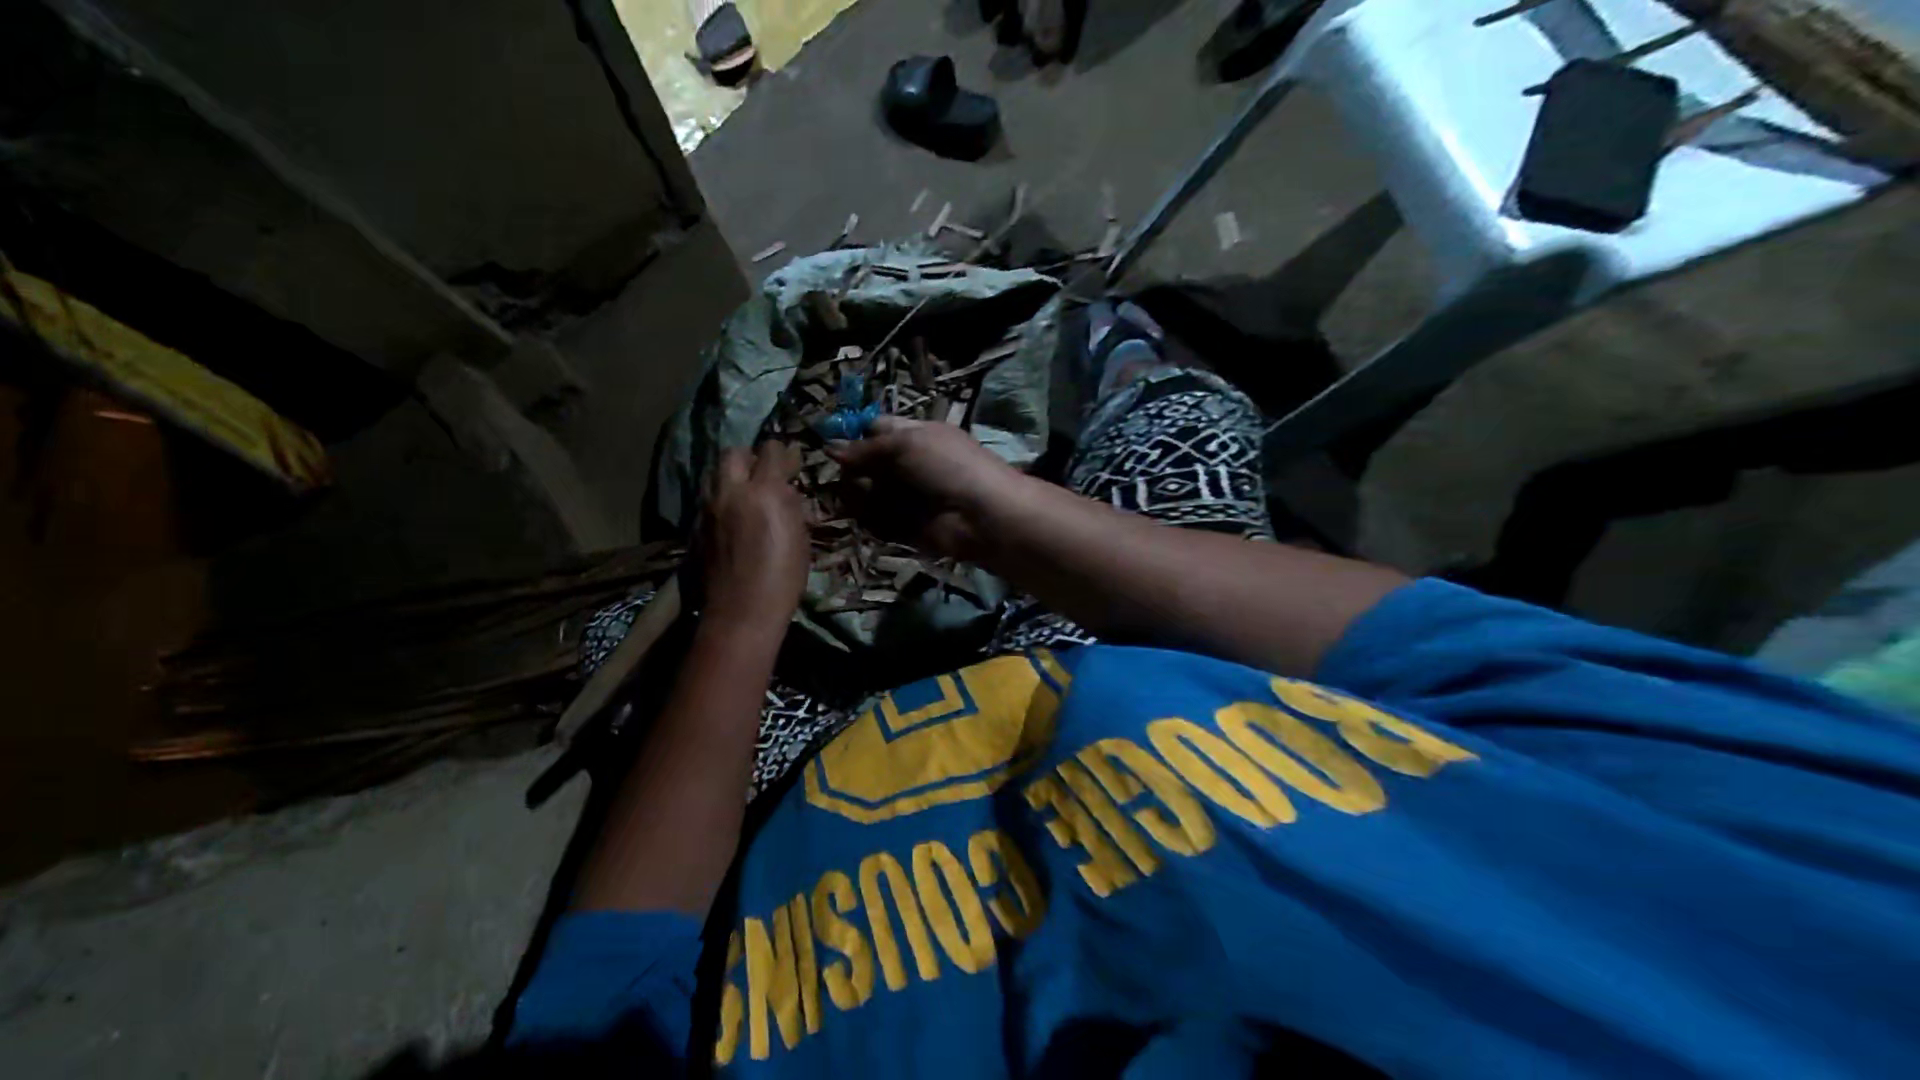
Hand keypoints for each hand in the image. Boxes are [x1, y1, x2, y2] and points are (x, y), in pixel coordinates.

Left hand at [702, 442, 808, 627]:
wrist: (741, 612)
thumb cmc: (783, 578)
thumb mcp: (800, 537)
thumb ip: (790, 506)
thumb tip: (784, 490)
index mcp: (764, 492)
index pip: (771, 450)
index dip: (783, 453)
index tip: (791, 463)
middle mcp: (731, 492)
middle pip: (734, 453)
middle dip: (750, 457)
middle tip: (764, 474)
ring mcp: (707, 508)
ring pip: (715, 474)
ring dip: (731, 477)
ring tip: (746, 494)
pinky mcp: (695, 527)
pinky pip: (707, 500)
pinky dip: (721, 500)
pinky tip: (732, 519)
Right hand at [826, 417, 1026, 557]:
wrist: (982, 515)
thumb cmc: (949, 466)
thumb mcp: (908, 443)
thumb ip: (867, 447)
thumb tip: (830, 448)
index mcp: (913, 435)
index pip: (875, 429)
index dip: (856, 435)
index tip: (835, 445)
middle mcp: (906, 464)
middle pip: (863, 463)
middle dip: (854, 470)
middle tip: (857, 476)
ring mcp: (904, 497)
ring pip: (863, 493)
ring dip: (861, 496)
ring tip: (872, 499)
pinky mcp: (902, 527)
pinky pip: (873, 521)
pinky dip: (873, 520)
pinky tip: (883, 518)